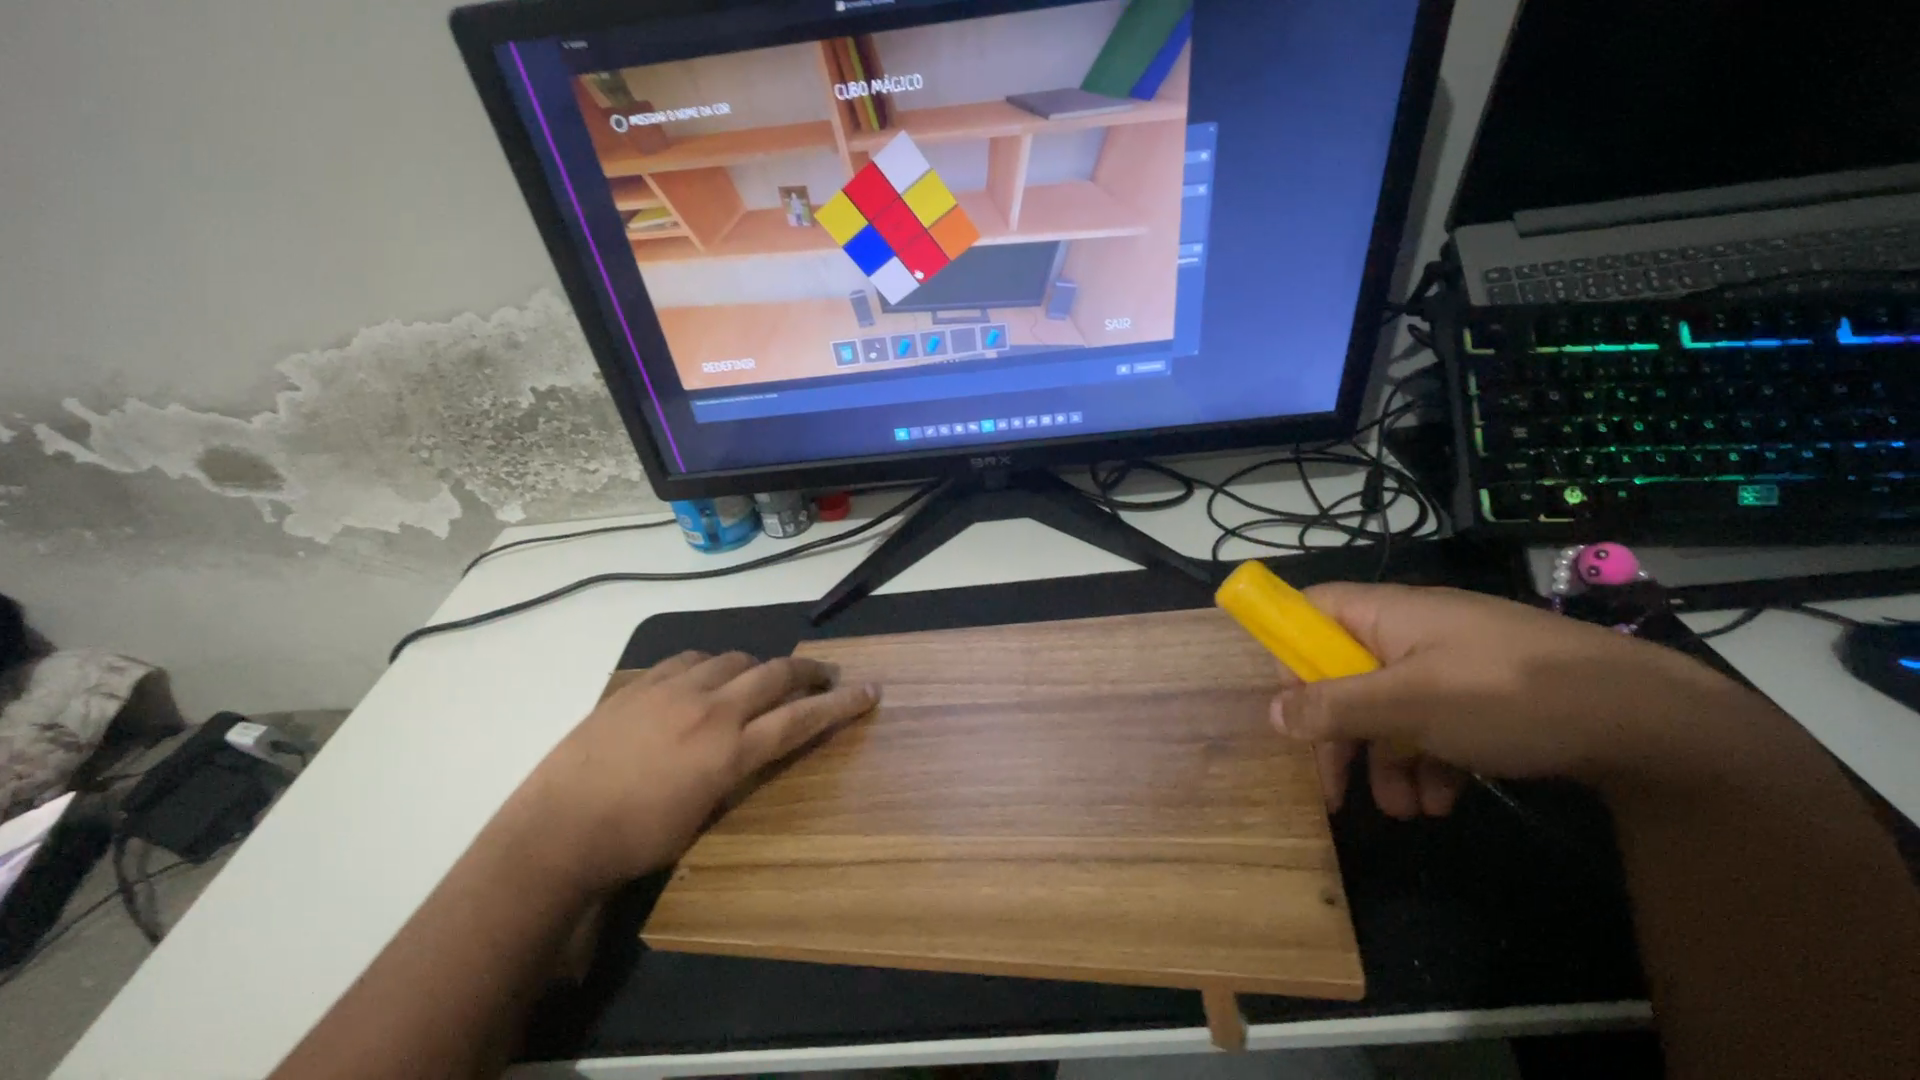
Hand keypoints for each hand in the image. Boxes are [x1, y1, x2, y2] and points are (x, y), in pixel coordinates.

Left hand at [527, 651, 878, 892]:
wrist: (557, 830)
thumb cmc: (635, 841)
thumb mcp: (701, 817)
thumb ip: (734, 775)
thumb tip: (749, 752)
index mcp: (730, 751)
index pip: (800, 719)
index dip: (840, 704)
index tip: (869, 690)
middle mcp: (710, 710)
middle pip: (775, 674)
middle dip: (809, 672)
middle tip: (825, 675)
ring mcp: (672, 690)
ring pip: (732, 658)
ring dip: (756, 667)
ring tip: (759, 679)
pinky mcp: (639, 685)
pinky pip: (689, 659)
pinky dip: (710, 665)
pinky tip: (704, 677)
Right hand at [1268, 584, 1763, 815]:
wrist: (1650, 723)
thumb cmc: (1509, 698)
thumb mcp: (1409, 705)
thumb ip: (1335, 706)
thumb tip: (1271, 710)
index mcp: (1390, 616)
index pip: (1313, 611)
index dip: (1289, 650)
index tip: (1286, 706)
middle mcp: (1416, 633)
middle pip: (1348, 673)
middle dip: (1338, 734)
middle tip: (1332, 790)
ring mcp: (1457, 665)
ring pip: (1393, 709)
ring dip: (1386, 762)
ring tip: (1404, 811)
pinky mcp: (1492, 699)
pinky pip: (1438, 726)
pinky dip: (1431, 763)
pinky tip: (1442, 803)